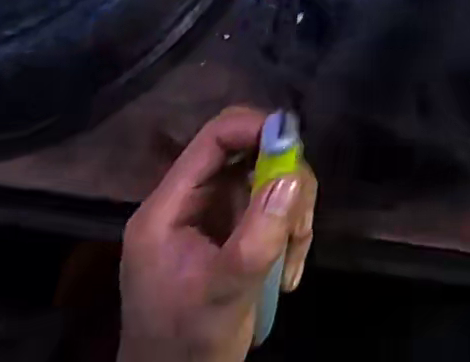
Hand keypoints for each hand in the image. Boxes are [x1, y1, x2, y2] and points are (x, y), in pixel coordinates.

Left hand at [119, 107, 317, 361]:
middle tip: (300, 218)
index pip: (216, 137)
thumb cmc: (186, 345)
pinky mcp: (238, 228)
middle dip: (287, 179)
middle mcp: (193, 201)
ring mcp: (217, 214)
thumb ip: (256, 236)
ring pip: (274, 177)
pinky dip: (294, 226)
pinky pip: (279, 202)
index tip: (295, 149)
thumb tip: (292, 176)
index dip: (259, 129)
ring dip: (295, 208)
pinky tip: (290, 265)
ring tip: (294, 252)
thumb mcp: (225, 292)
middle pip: (253, 152)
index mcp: (169, 208)